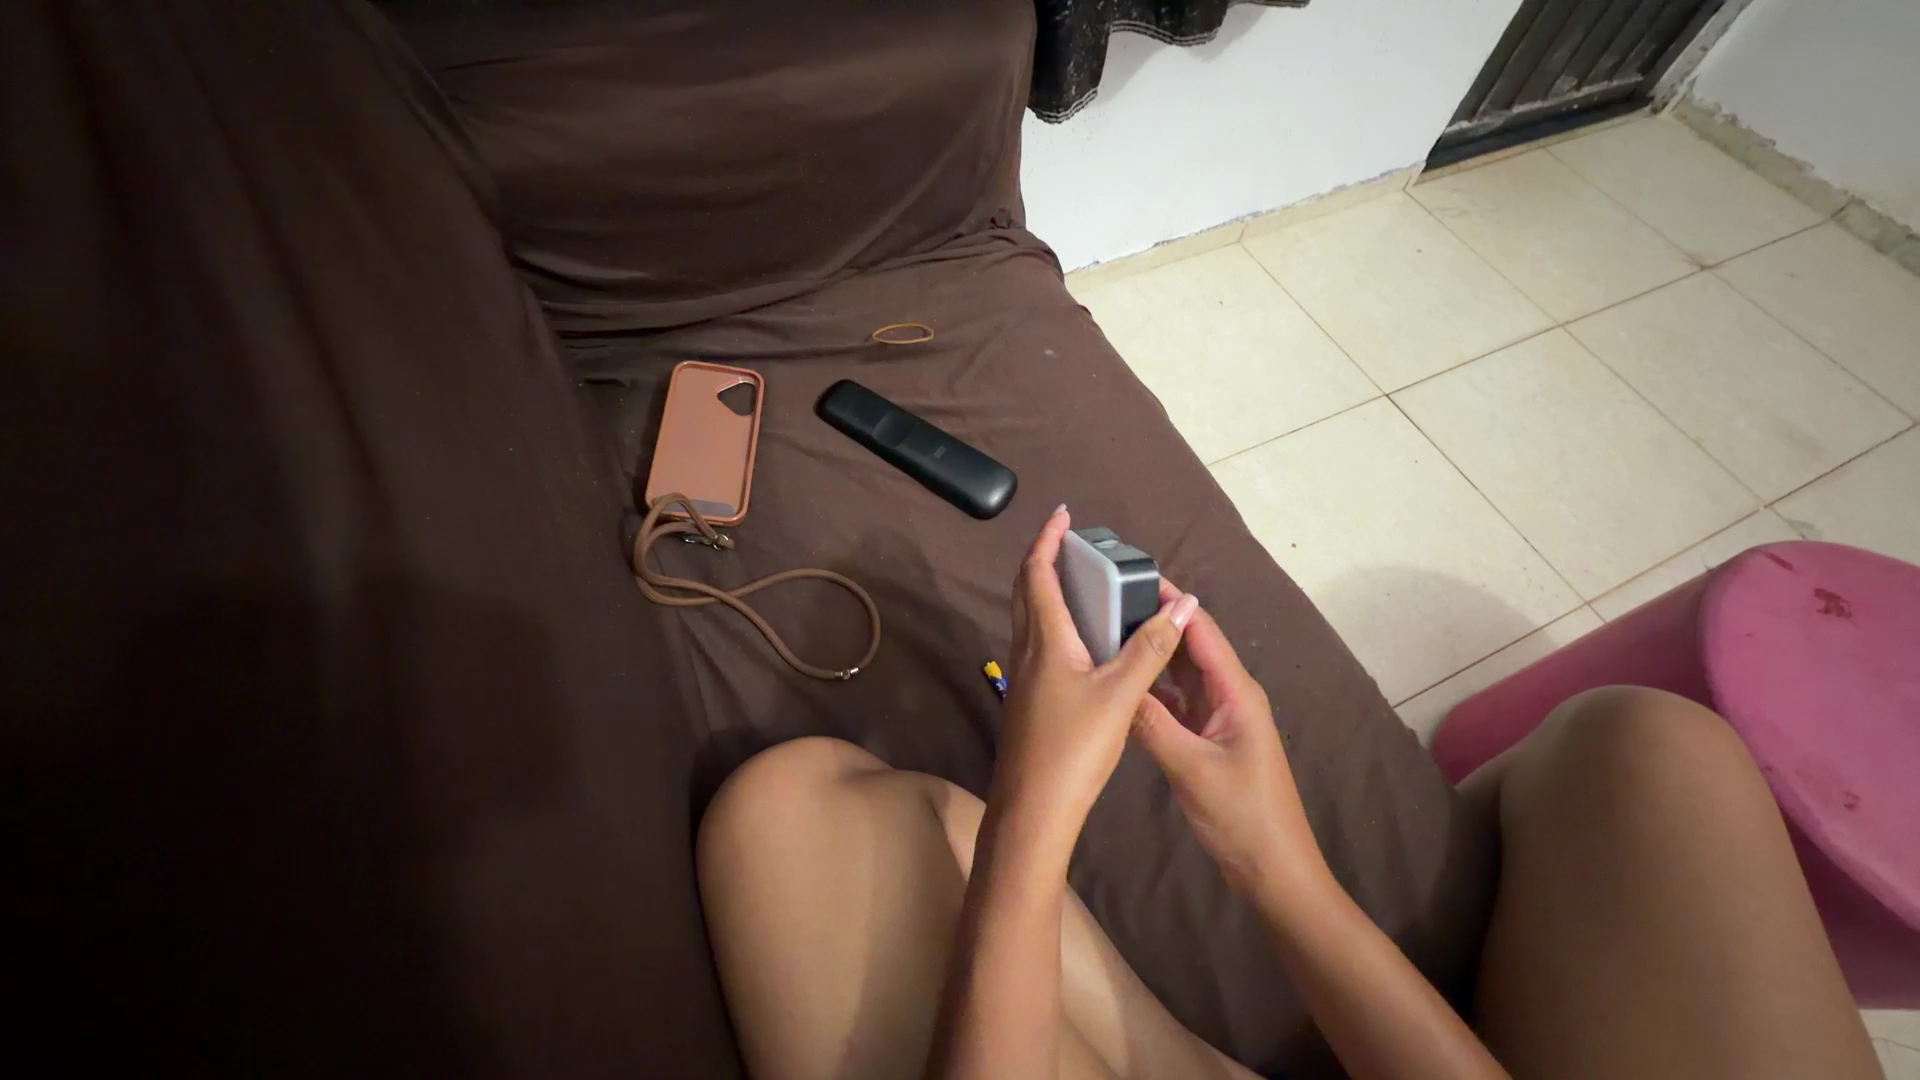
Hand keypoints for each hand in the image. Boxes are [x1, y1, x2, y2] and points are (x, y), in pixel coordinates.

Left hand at [996, 506, 1198, 840]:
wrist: (1034, 807)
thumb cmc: (1075, 747)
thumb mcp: (1120, 695)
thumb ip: (1150, 649)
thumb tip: (1181, 604)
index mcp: (1045, 638)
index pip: (1038, 573)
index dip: (1048, 539)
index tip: (1063, 514)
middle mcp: (1026, 649)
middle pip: (1026, 589)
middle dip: (1045, 558)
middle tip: (1073, 543)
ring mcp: (1022, 674)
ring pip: (1029, 617)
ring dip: (1047, 589)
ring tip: (1082, 582)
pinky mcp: (1029, 696)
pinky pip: (1037, 642)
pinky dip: (1054, 621)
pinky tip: (1081, 639)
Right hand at [1130, 579, 1329, 900]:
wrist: (1274, 870)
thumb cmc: (1242, 816)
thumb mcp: (1191, 768)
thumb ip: (1151, 724)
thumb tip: (1113, 684)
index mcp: (1236, 693)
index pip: (1202, 631)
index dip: (1173, 602)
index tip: (1133, 576)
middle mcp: (1228, 696)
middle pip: (1191, 646)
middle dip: (1156, 622)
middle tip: (1107, 602)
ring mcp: (1218, 718)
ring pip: (1181, 675)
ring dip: (1152, 655)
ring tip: (1107, 634)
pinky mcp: (1207, 738)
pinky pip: (1176, 702)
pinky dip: (1151, 691)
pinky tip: (1120, 685)